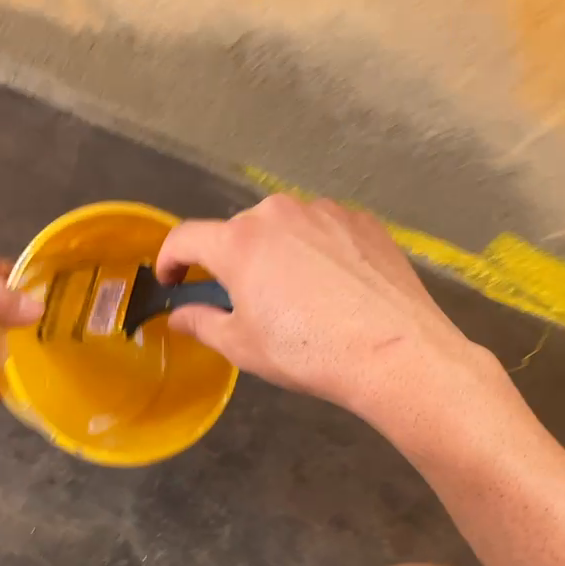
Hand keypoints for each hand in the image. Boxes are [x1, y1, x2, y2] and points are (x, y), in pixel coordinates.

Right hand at [154, 195, 504, 427]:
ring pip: (284, 228)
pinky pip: (324, 231)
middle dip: (231, 261)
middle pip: (238, 231)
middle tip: (243, 300)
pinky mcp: (363, 222)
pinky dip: (316, 252)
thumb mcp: (242, 346)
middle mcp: (279, 213)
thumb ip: (201, 323)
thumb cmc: (306, 352)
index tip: (171, 281)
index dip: (170, 259)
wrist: (394, 353)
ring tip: (295, 295)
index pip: (186, 238)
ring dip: (276, 253)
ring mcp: (326, 212)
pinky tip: (333, 288)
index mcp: (239, 241)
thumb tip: (179, 316)